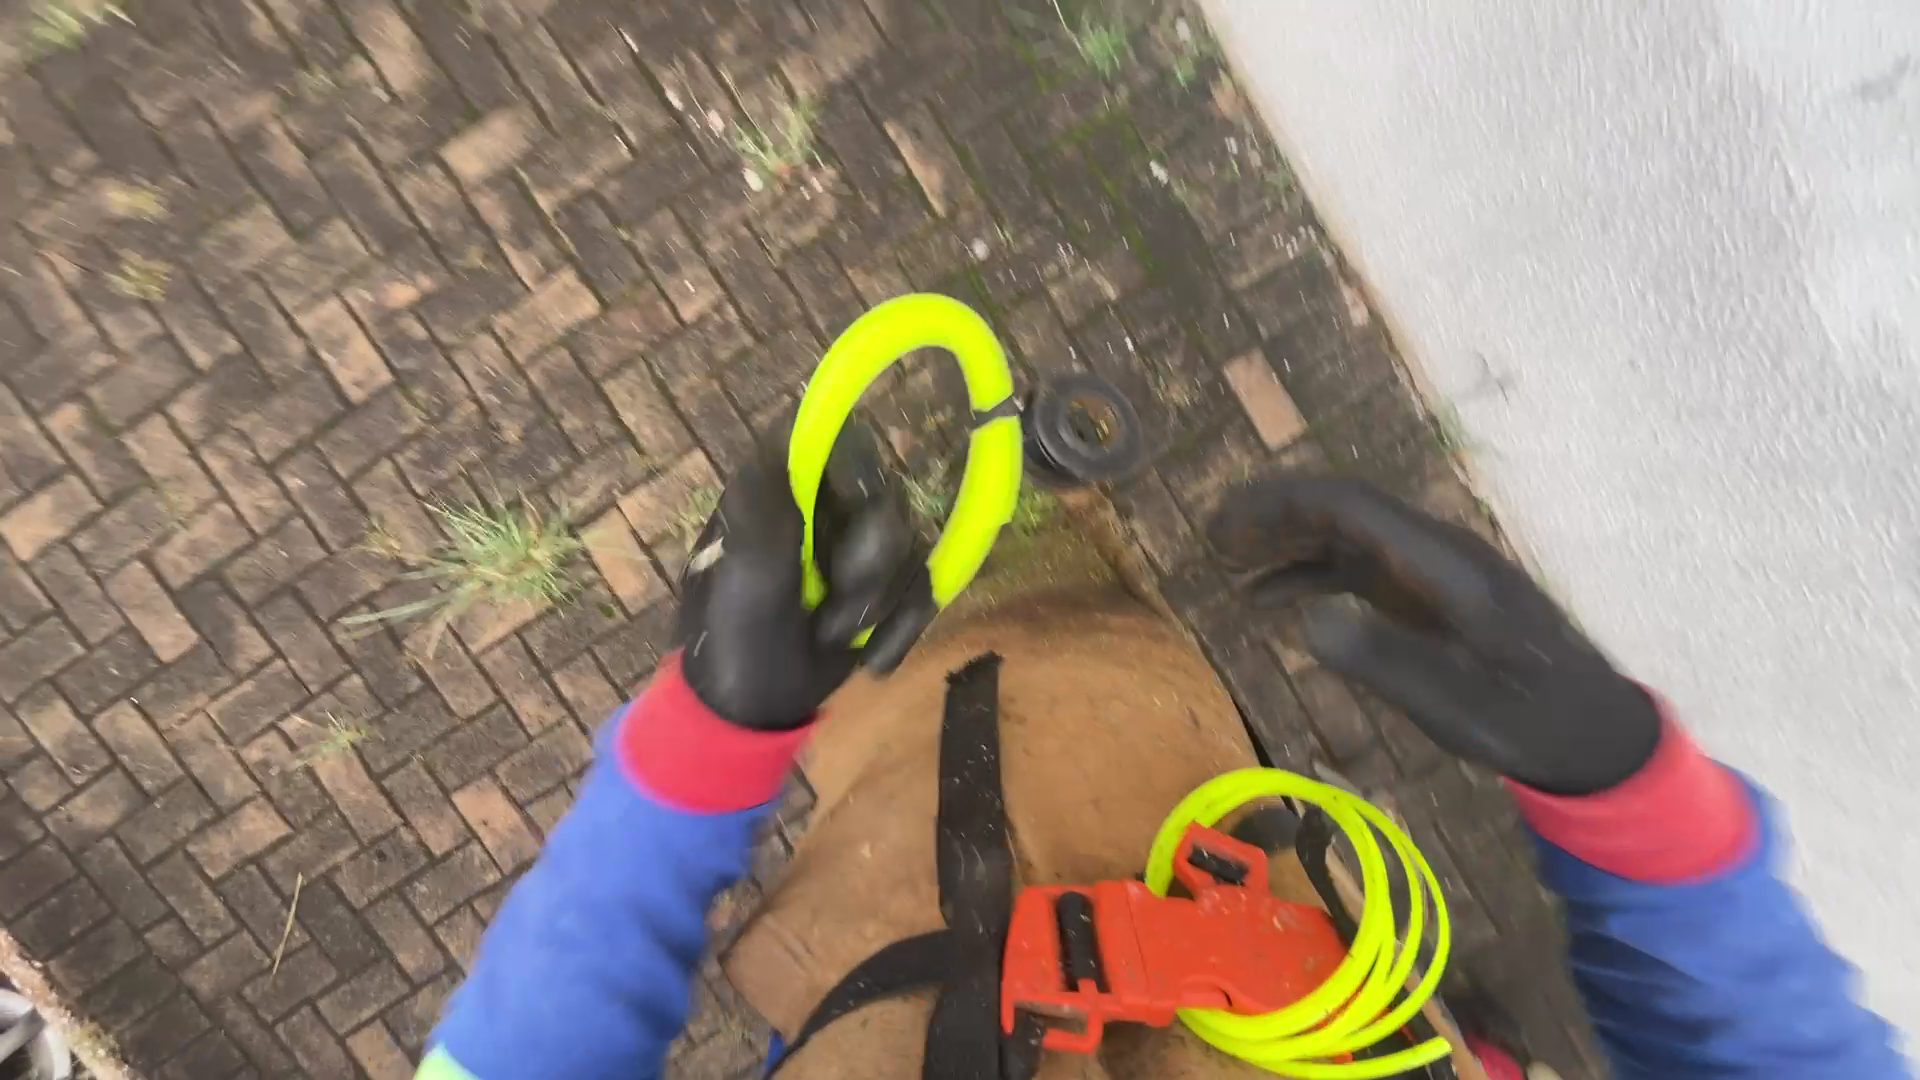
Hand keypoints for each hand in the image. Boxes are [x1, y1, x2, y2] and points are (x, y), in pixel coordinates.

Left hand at [677, 431, 935, 730]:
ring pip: (910, 548)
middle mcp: (830, 505)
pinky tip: (872, 660)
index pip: (841, 438)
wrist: (755, 709)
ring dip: (878, 603)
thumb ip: (774, 500)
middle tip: (831, 610)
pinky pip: (924, 590)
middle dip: (868, 566)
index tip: (852, 510)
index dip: (857, 469)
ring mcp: (863, 546)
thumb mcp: (746, 569)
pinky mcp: (890, 583)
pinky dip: (900, 629)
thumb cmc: (734, 637)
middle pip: (888, 500)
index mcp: (787, 486)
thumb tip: (792, 418)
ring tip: (833, 636)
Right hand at [1206, 474, 1658, 794]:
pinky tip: (1264, 597)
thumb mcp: (1459, 704)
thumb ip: (1385, 660)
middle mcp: (1429, 552)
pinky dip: (1304, 576)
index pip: (1351, 507)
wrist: (1589, 733)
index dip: (1283, 504)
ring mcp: (1423, 571)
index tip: (1228, 520)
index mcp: (1442, 563)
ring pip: (1340, 535)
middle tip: (1212, 533)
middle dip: (1272, 514)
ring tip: (1226, 556)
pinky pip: (1351, 569)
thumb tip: (1303, 621)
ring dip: (1283, 540)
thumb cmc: (1528, 720)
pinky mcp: (1418, 594)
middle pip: (1340, 510)